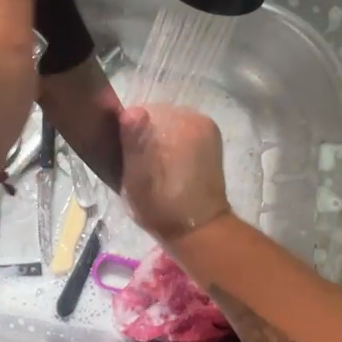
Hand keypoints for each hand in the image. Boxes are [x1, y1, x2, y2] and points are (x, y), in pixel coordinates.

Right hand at [119, 105, 232, 241]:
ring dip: (161, 142)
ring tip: (159, 171)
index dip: (129, 136)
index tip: (128, 160)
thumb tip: (132, 111)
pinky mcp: (213, 141)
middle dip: (147, 138)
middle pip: (157, 118)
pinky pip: (185, 134)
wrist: (198, 230)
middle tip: (143, 169)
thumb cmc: (161, 207)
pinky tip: (173, 168)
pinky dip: (176, 146)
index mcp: (176, 122)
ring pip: (170, 126)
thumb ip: (133, 142)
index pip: (139, 113)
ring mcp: (207, 128)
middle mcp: (194, 117)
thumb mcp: (137, 178)